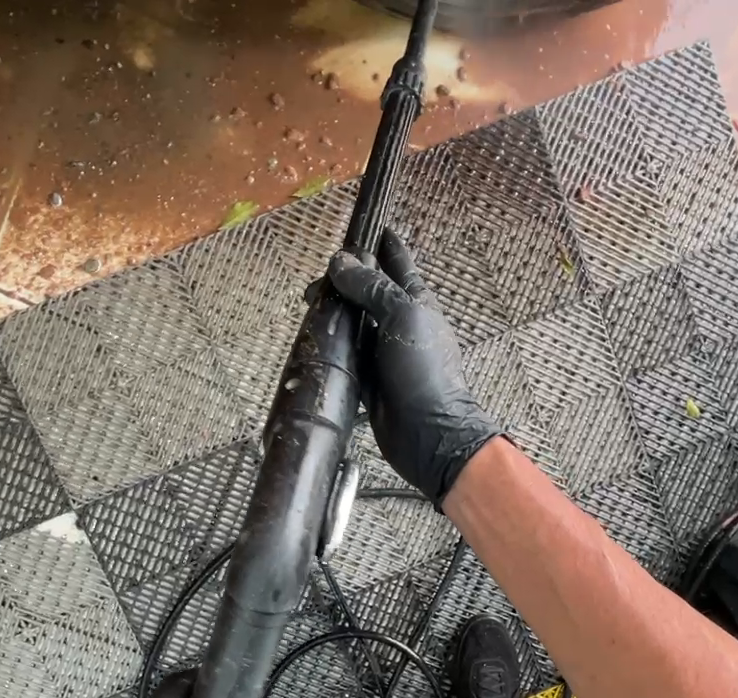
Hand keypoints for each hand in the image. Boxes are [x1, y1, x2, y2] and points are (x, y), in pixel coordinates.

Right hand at [326, 229, 504, 504]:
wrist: (427, 432)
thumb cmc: (424, 371)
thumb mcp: (403, 316)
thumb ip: (372, 287)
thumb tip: (341, 262)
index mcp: (416, 301)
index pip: (396, 262)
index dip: (380, 243)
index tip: (364, 225)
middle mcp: (399, 323)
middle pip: (367, 291)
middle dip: (344, 280)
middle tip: (317, 281)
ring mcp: (383, 353)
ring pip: (354, 323)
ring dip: (334, 313)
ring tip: (310, 306)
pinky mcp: (368, 379)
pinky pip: (346, 355)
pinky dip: (332, 346)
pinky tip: (314, 341)